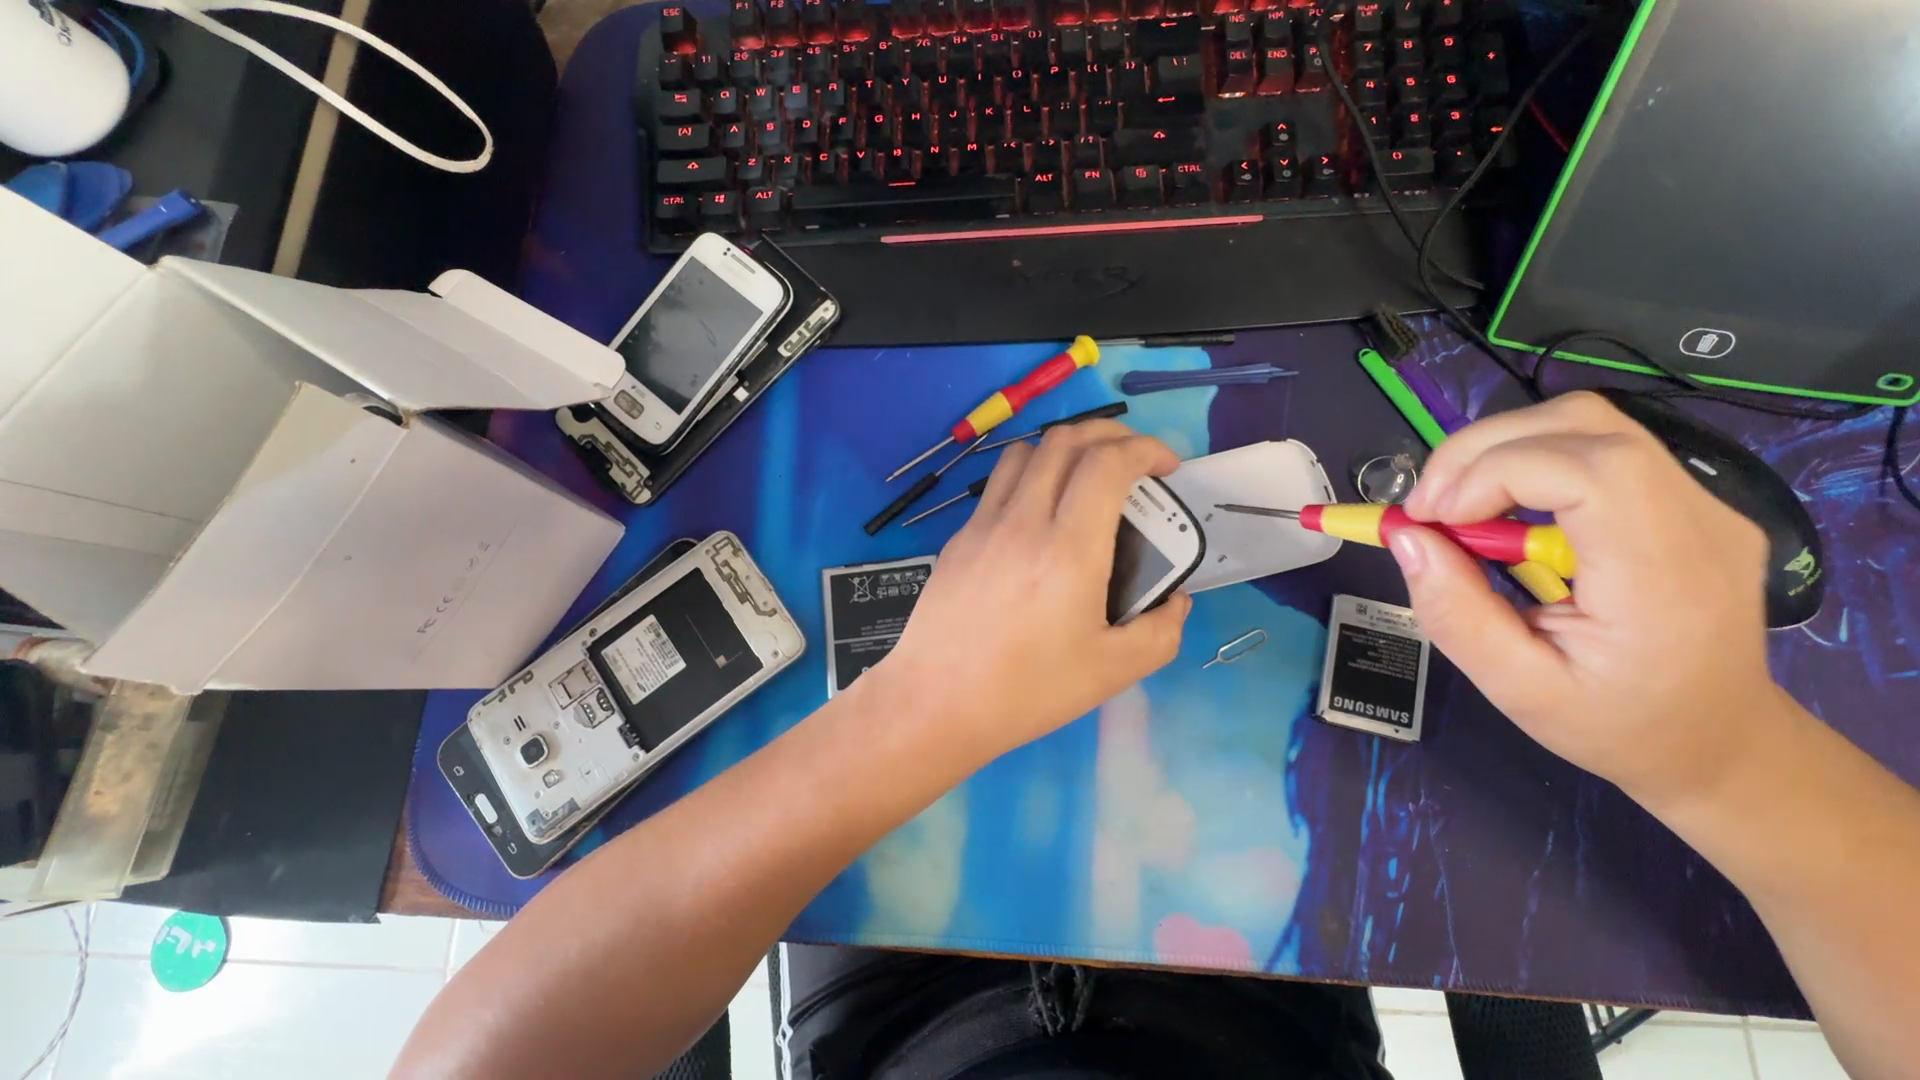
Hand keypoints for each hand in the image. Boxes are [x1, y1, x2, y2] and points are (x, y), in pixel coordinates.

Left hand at [874, 420, 1192, 763]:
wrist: (936, 704)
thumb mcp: (1113, 672)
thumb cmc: (1027, 691)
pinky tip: (1042, 515)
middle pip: (1065, 440)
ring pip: (1025, 451)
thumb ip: (1160, 631)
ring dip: (1065, 448)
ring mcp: (983, 525)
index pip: (1107, 463)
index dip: (1146, 449)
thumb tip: (1175, 600)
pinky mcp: (958, 539)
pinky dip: (1031, 475)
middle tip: (1135, 461)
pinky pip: (998, 484)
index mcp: (1068, 549)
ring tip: (1087, 477)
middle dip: (1111, 435)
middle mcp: (1023, 522)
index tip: (1167, 465)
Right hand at [1392, 392, 1795, 808]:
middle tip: (1427, 509)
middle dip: (1481, 451)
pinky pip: (1594, 446)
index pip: (1592, 470)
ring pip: (1585, 422)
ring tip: (1456, 505)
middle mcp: (1699, 520)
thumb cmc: (1615, 725)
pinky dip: (1525, 458)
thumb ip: (1456, 614)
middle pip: (1583, 426)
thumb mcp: (1518, 690)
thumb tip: (1405, 537)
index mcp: (1664, 577)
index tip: (1434, 519)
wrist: (1717, 740)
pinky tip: (1498, 507)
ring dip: (1499, 448)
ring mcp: (1700, 501)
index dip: (1495, 472)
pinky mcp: (1683, 497)